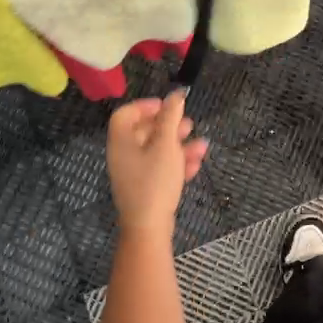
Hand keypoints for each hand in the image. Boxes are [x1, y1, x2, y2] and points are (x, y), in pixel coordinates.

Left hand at [105, 92, 209, 236]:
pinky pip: (159, 168)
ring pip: (156, 151)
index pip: (126, 113)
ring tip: (201, 144)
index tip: (167, 106)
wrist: (148, 227)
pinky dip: (176, 164)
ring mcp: (133, 173)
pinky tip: (196, 165)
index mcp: (121, 141)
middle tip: (189, 124)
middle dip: (170, 126)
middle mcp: (123, 155)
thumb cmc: (154, 181)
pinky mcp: (144, 188)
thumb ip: (171, 117)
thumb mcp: (166, 145)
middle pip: (144, 132)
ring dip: (179, 145)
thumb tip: (176, 94)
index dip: (146, 106)